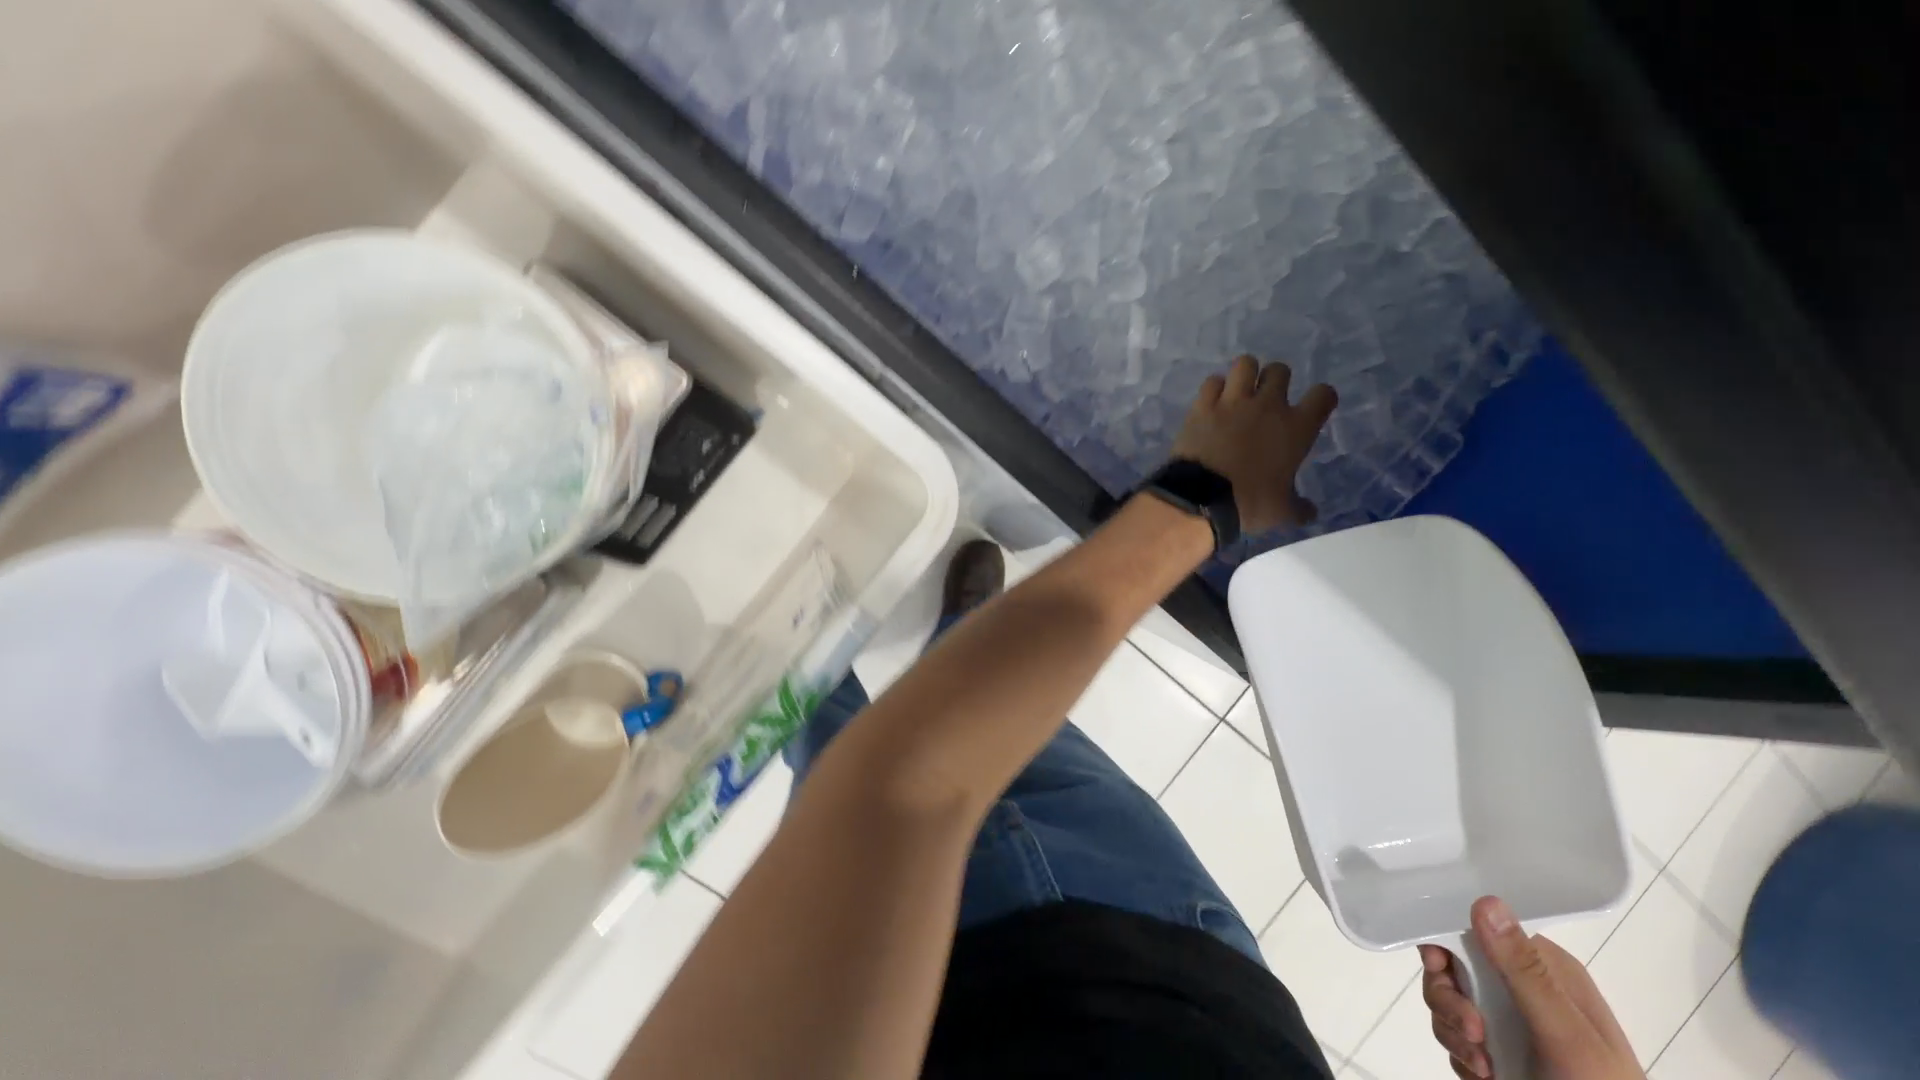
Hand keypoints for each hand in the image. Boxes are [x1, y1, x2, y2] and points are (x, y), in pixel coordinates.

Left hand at [1171, 355, 1336, 532]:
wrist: (1203, 498)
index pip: (1324, 395)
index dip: (1321, 398)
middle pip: (1280, 370)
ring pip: (1246, 363)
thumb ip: (1299, 508)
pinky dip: (1215, 389)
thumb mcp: (1282, 511)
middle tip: (1267, 399)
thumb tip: (1311, 512)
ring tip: (1240, 392)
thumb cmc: (1250, 503)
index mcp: (1296, 428)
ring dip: (1245, 374)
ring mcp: (1234, 401)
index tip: (1313, 407)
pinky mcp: (1203, 404)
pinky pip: (1212, 381)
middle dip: (1276, 380)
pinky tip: (1213, 402)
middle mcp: (1268, 406)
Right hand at [1418, 897, 1643, 1079]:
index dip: (1448, 942)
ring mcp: (1509, 1021)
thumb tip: (1485, 899)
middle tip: (1471, 1032)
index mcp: (1546, 969)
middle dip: (1449, 1000)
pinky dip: (1462, 1057)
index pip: (1480, 931)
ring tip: (1484, 1068)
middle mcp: (1524, 987)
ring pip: (1449, 1004)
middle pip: (1454, 969)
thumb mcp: (1564, 1033)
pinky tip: (1485, 1077)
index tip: (1437, 967)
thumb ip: (1523, 970)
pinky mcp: (1498, 1052)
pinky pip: (1455, 1038)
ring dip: (1454, 1034)